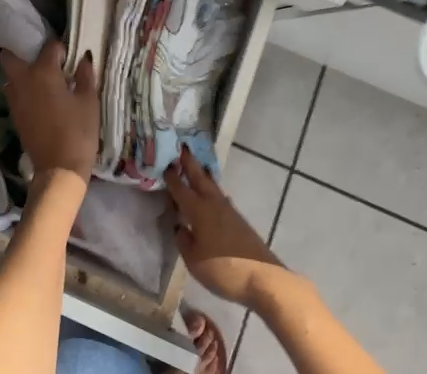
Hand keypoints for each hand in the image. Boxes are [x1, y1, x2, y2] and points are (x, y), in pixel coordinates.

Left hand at [0, 40, 98, 181]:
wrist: (59, 169)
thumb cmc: (78, 132)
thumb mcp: (89, 101)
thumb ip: (85, 76)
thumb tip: (83, 58)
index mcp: (43, 72)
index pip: (49, 46)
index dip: (61, 48)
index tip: (70, 56)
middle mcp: (23, 80)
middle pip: (11, 56)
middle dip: (22, 51)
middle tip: (43, 58)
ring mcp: (15, 99)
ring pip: (9, 75)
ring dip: (20, 71)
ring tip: (40, 77)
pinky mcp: (14, 115)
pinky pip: (13, 92)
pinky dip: (21, 88)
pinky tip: (39, 96)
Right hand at [167, 147, 296, 308]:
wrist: (262, 278)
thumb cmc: (222, 269)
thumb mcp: (194, 260)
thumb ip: (183, 240)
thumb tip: (179, 226)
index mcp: (198, 210)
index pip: (181, 189)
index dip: (172, 177)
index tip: (164, 163)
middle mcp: (214, 204)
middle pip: (200, 178)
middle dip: (190, 164)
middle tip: (183, 148)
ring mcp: (229, 211)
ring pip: (213, 186)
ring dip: (203, 175)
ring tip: (198, 167)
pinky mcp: (239, 221)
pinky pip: (221, 198)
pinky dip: (213, 190)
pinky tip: (212, 195)